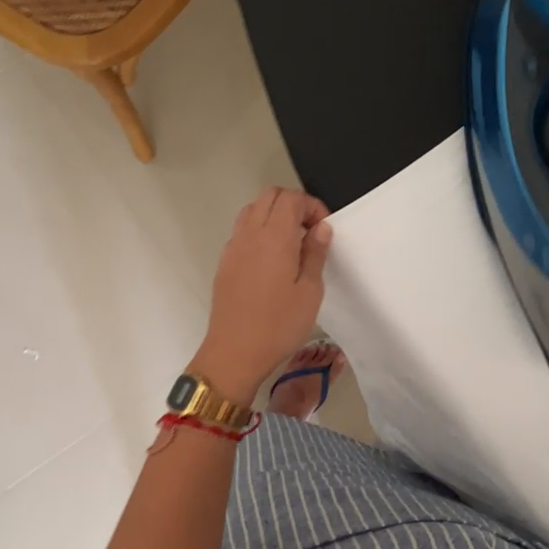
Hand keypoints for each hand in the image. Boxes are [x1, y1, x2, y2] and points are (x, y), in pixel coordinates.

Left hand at [187, 187, 332, 403]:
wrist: (234, 352)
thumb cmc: (279, 325)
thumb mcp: (310, 292)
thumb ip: (315, 254)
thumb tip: (320, 228)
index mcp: (275, 238)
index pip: (292, 199)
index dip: (312, 206)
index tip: (324, 229)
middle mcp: (250, 234)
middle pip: (270, 196)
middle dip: (293, 204)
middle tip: (310, 231)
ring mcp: (234, 247)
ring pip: (252, 210)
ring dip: (274, 215)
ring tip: (291, 243)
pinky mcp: (225, 262)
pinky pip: (242, 230)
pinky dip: (259, 230)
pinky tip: (272, 260)